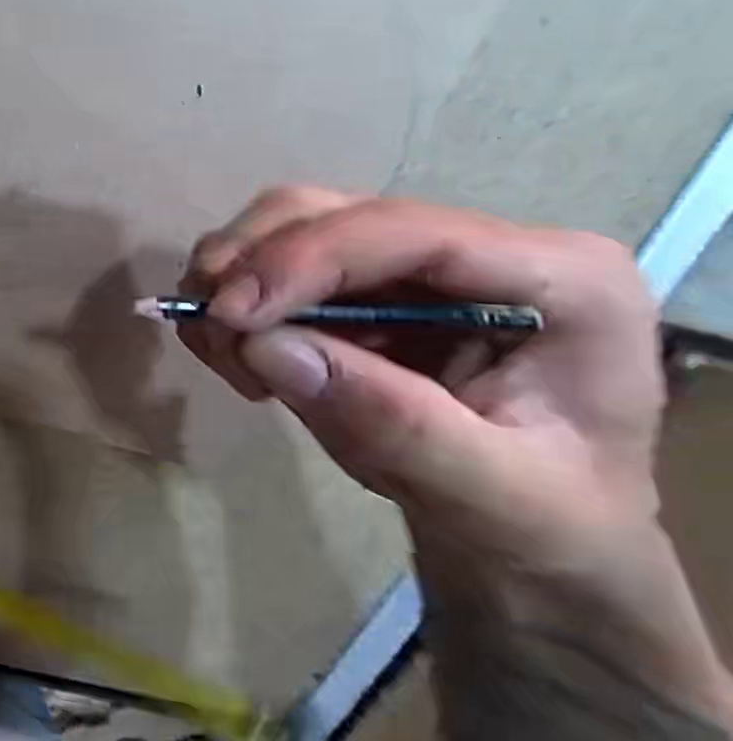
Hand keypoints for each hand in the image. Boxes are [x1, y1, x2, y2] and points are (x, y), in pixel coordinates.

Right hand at [179, 188, 732, 723]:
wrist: (529, 557)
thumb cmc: (549, 538)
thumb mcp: (493, 498)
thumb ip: (394, 421)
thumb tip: (269, 350)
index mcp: (554, 277)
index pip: (403, 229)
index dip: (302, 260)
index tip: (228, 317)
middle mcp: (478, 250)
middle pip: (324, 211)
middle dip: (251, 265)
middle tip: (214, 337)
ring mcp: (408, 266)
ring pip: (283, 223)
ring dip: (233, 280)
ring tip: (227, 355)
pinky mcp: (354, 290)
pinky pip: (267, 261)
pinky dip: (234, 299)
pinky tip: (241, 354)